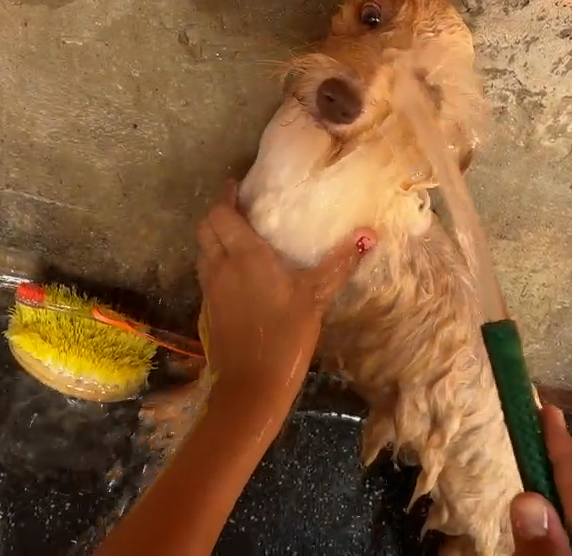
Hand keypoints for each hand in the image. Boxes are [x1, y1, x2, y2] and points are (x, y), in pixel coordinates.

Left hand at [196, 182, 372, 414]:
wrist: (250, 388)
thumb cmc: (285, 336)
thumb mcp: (316, 298)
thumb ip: (338, 265)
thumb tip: (368, 236)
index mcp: (244, 254)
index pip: (221, 213)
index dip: (225, 195)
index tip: (236, 183)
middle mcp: (220, 265)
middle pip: (206, 226)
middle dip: (217, 212)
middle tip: (236, 206)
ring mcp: (210, 289)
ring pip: (202, 249)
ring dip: (213, 236)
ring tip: (236, 234)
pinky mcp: (208, 309)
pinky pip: (206, 272)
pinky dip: (215, 260)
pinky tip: (235, 272)